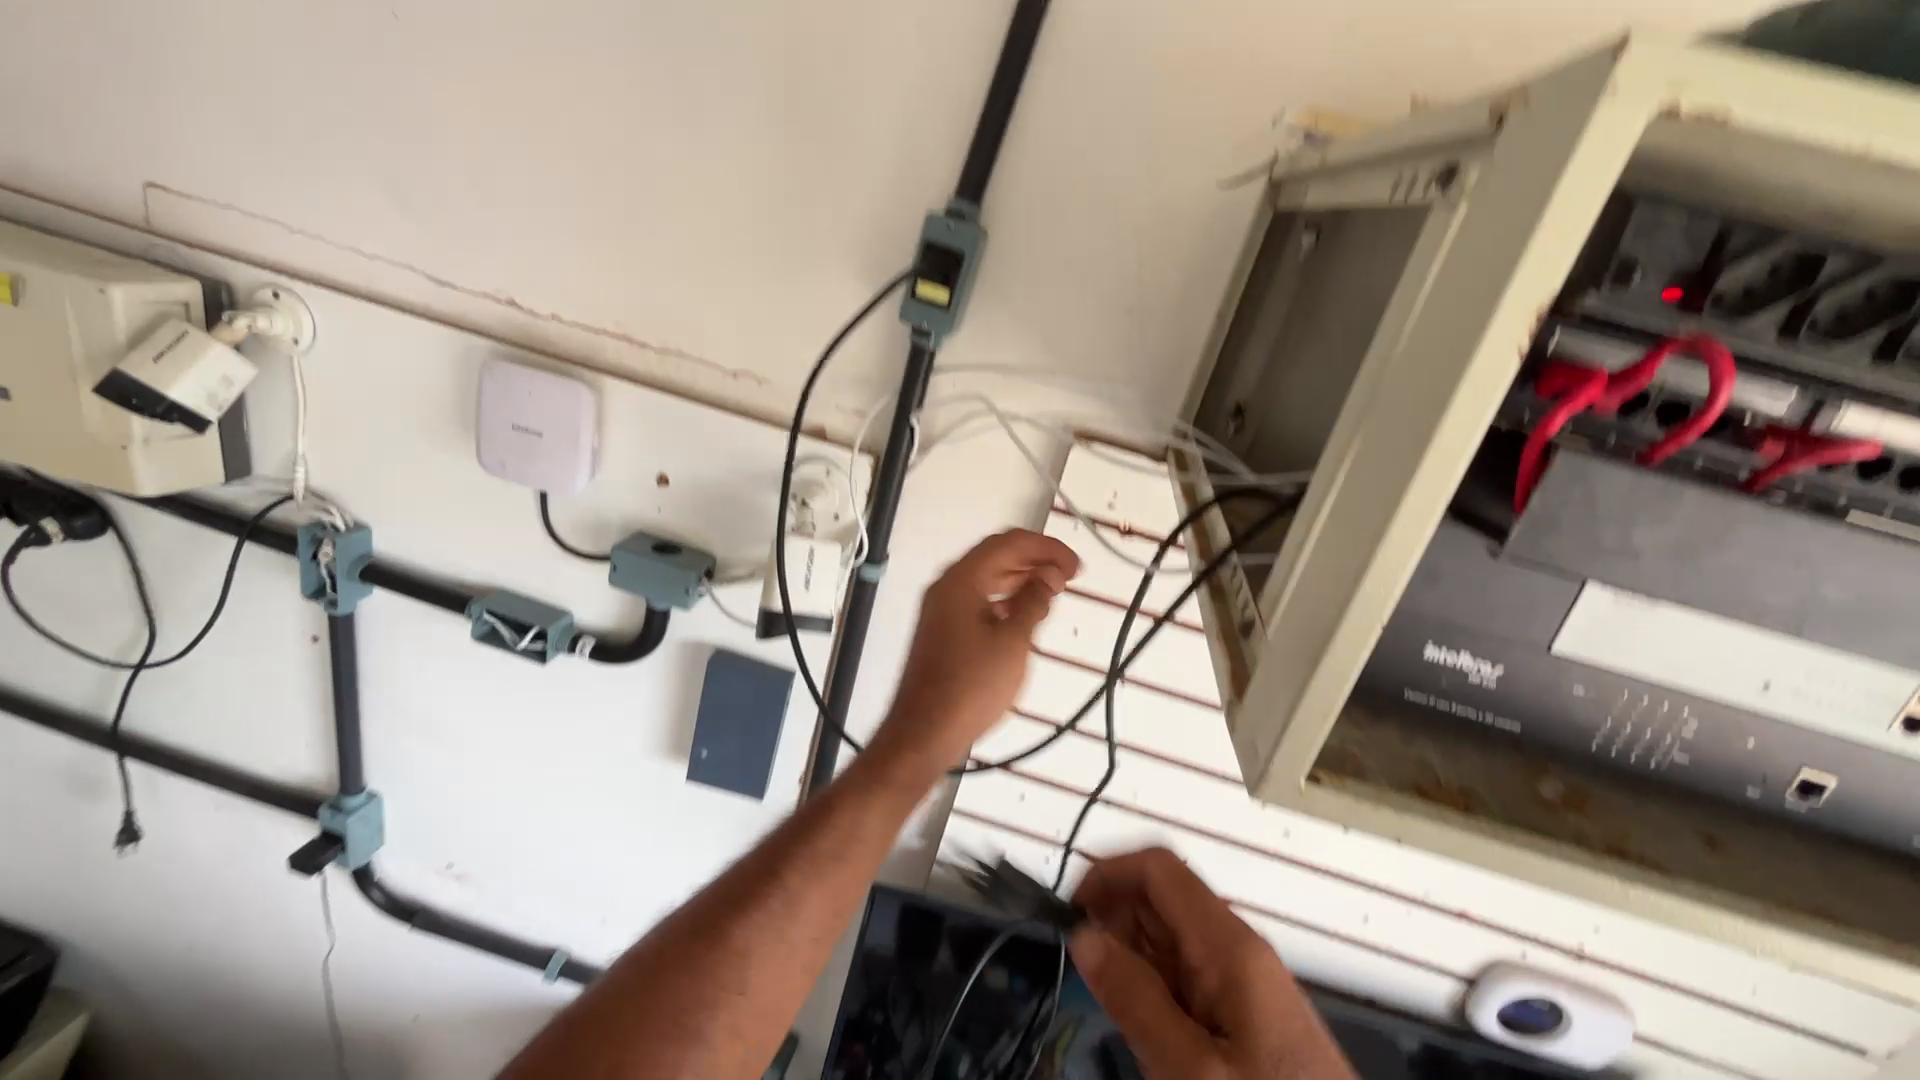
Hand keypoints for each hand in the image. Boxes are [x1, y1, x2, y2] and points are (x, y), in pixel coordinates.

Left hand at [870, 529, 1079, 769]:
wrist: (924, 732)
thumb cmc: (971, 686)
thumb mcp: (1012, 643)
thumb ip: (1033, 603)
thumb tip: (1049, 576)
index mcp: (961, 579)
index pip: (1009, 543)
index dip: (1048, 548)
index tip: (1077, 567)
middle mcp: (947, 585)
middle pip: (996, 555)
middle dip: (1035, 560)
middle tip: (1070, 577)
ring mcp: (941, 607)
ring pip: (987, 577)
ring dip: (1021, 578)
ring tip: (1054, 593)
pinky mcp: (943, 628)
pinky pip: (978, 599)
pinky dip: (1005, 598)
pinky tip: (1025, 613)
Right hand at [1072, 848, 1355, 1079]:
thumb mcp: (1189, 1068)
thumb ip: (1134, 998)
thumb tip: (1085, 936)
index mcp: (1229, 945)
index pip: (1160, 869)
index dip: (1108, 874)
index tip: (1069, 910)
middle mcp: (1239, 949)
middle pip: (1165, 898)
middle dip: (1115, 918)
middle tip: (1085, 969)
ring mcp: (1246, 981)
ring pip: (1173, 937)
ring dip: (1132, 955)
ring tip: (1112, 1005)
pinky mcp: (1248, 1013)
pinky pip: (1189, 975)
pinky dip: (1154, 985)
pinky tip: (1145, 1027)